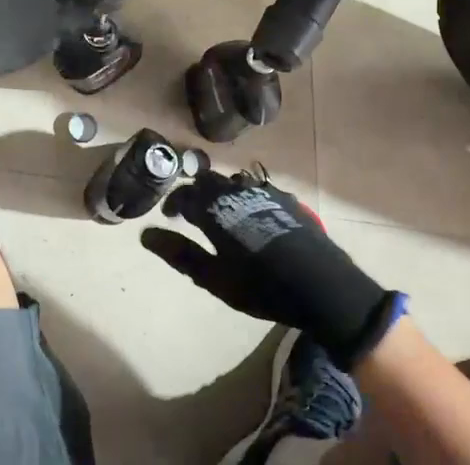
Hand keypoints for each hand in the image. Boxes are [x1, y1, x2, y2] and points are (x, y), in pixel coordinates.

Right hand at [141, 171, 402, 369]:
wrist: (325, 288)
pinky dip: (247, 198)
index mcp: (215, 208)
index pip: (184, 194)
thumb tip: (145, 235)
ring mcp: (266, 193)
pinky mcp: (288, 202)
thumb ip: (180, 254)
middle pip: (209, 182)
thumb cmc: (262, 286)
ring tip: (221, 213)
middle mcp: (237, 191)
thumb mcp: (216, 278)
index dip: (173, 204)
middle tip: (192, 213)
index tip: (169, 216)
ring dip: (222, 193)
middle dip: (196, 193)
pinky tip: (253, 217)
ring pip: (234, 183)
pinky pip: (259, 190)